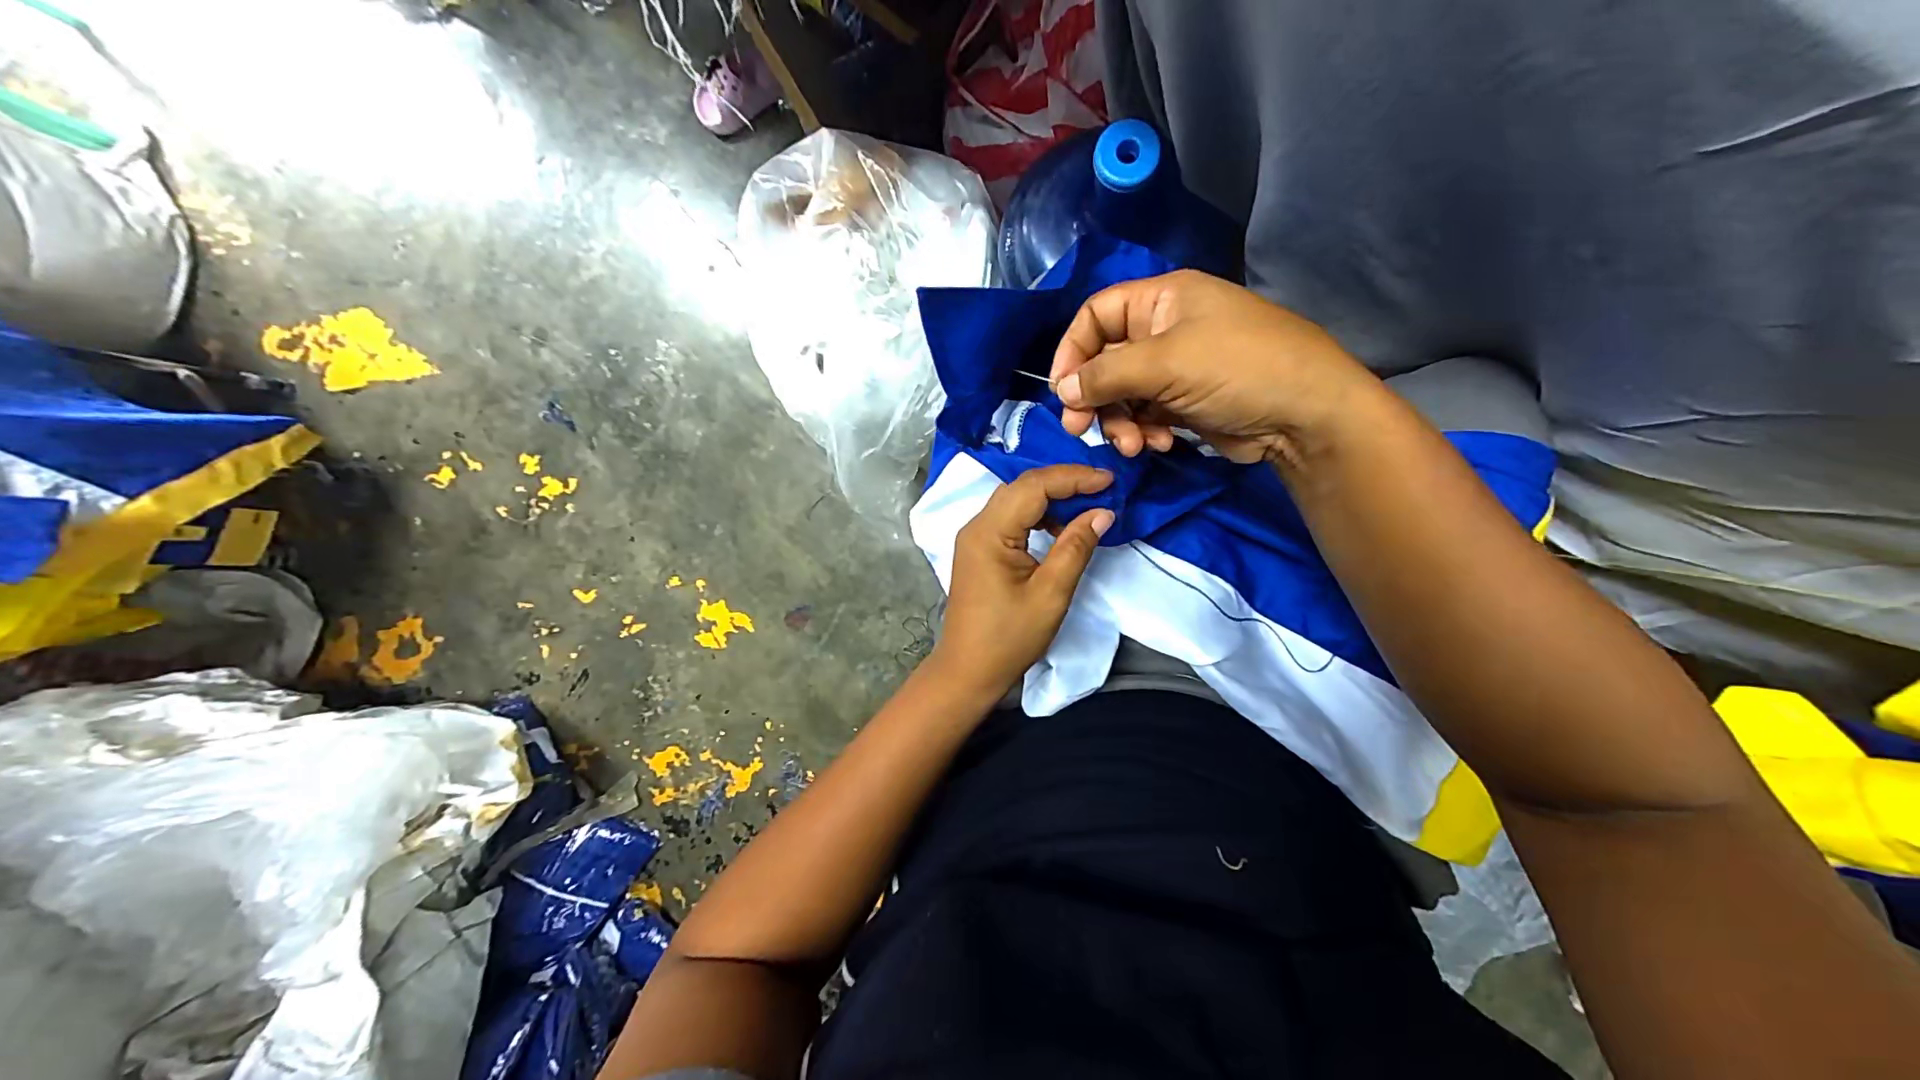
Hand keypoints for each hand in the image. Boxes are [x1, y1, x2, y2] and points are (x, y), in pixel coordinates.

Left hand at [925, 465, 1114, 700]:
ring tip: (1087, 507)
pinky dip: (1038, 516)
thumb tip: (1102, 513)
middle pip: (1022, 487)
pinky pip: (1011, 518)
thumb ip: (1076, 547)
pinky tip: (1060, 529)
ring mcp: (975, 537)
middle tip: (1103, 488)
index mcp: (989, 532)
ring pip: (1016, 500)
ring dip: (1052, 498)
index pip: (1034, 486)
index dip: (1073, 478)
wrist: (969, 670)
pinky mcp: (980, 550)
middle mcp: (977, 526)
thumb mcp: (1051, 593)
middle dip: (1064, 482)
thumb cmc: (1009, 637)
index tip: (1109, 480)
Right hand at [1048, 269, 1380, 466]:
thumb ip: (1106, 375)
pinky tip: (1156, 445)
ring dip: (1119, 422)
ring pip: (1122, 394)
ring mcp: (1176, 368)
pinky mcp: (1185, 403)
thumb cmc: (1237, 368)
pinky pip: (1145, 415)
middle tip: (1081, 429)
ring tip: (1133, 445)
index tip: (1061, 389)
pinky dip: (1143, 431)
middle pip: (1106, 360)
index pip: (1097, 315)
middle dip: (1094, 397)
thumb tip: (1063, 389)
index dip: (1073, 350)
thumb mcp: (1166, 363)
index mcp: (1163, 300)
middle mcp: (1165, 329)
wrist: (1305, 414)